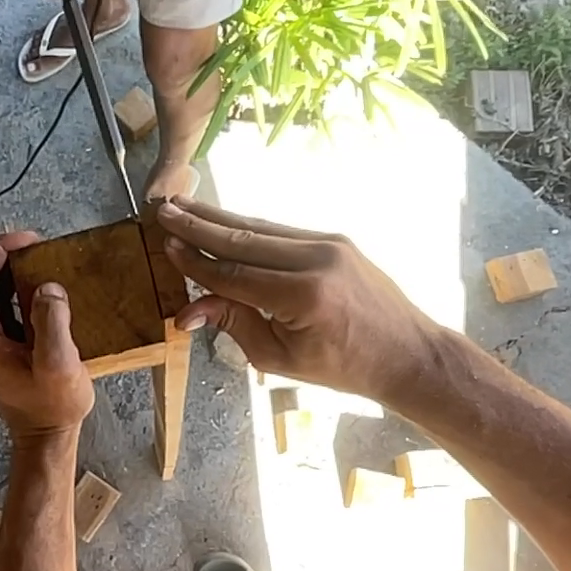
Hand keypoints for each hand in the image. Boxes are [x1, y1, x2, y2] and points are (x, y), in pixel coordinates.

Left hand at [0, 232, 96, 438]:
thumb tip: (48, 287)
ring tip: (45, 257)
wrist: (47, 436)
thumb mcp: (57, 364)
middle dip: (8, 255)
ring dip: (15, 269)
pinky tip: (44, 283)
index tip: (31, 239)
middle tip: (41, 244)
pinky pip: (4, 303)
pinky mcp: (0, 342)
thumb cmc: (51, 406)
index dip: (1, 249)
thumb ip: (51, 322)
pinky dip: (20, 287)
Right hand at [154, 198, 446, 403]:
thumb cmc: (341, 366)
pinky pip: (280, 232)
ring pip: (260, 227)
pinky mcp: (334, 240)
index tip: (166, 245)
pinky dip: (247, 226)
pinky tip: (222, 219)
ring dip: (219, 217)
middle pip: (243, 238)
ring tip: (184, 205)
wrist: (406, 352)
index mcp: (302, 294)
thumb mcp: (278, 357)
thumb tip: (186, 312)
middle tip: (165, 209)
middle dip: (199, 224)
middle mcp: (316, 259)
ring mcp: (328, 244)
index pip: (233, 274)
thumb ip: (233, 325)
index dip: (196, 261)